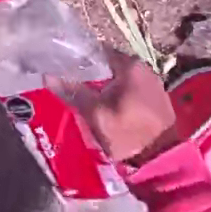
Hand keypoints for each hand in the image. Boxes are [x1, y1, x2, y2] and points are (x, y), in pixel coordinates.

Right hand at [54, 47, 178, 164]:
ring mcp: (154, 81)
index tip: (66, 69)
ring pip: (121, 77)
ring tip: (90, 99)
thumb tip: (48, 75)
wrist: (161, 159)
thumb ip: (73, 93)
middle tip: (75, 87)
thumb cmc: (127, 134)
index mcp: (130, 65)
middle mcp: (144, 67)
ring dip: (107, 85)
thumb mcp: (96, 115)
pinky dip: (120, 93)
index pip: (98, 52)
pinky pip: (132, 87)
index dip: (80, 59)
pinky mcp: (158, 96)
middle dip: (93, 74)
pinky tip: (110, 106)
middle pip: (110, 65)